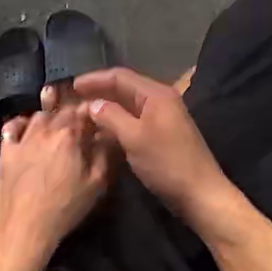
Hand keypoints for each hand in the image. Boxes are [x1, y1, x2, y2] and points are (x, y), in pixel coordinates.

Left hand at [0, 104, 111, 264]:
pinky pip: (11, 126)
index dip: (91, 111)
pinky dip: (20, 123)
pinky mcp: (6, 151)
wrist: (25, 226)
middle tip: (78, 123)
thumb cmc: (65, 207)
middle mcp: (45, 131)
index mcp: (69, 136)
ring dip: (49, 116)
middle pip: (60, 111)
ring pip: (38, 116)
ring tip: (55, 127)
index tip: (96, 116)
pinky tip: (25, 128)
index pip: (83, 112)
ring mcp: (23, 139)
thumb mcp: (95, 184)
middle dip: (71, 113)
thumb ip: (103, 154)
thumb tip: (106, 134)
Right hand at [73, 68, 235, 229]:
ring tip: (82, 114)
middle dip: (99, 92)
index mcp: (156, 94)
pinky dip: (116, 122)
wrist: (200, 194)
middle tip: (73, 99)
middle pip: (124, 88)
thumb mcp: (134, 137)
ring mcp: (163, 118)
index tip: (71, 86)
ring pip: (128, 105)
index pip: (120, 76)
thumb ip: (111, 116)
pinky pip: (134, 120)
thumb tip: (92, 104)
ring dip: (106, 108)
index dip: (94, 79)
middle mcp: (161, 100)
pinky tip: (101, 132)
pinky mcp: (162, 134)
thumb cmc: (166, 163)